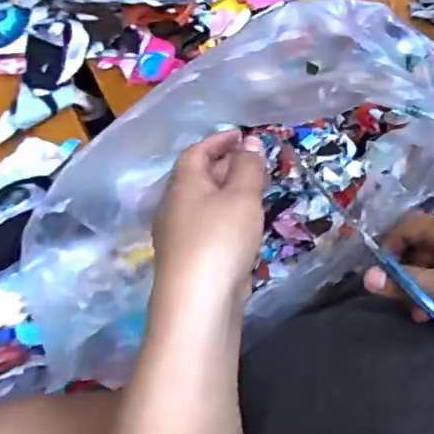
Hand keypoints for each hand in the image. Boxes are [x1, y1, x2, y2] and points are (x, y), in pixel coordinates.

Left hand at [151, 130, 267, 302]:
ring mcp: (181, 231)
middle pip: (198, 174)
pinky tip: (246, 217)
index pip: (196, 153)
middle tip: (256, 157)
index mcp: (183, 186)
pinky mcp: (192, 252)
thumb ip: (248, 167)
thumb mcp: (242, 196)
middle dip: (225, 161)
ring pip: (205, 197)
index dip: (218, 140)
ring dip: (228, 185)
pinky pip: (209, 218)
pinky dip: (228, 207)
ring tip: (257, 183)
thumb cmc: (221, 237)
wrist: (198, 299)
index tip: (244, 134)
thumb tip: (250, 142)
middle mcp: (175, 205)